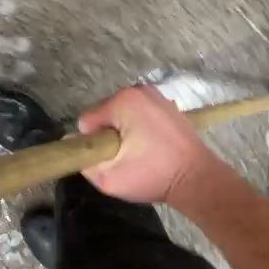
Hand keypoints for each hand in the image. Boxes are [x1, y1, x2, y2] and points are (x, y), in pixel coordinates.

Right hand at [77, 85, 227, 204]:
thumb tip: (70, 142)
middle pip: (106, 115)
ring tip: (141, 154)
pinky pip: (141, 116)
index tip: (110, 159)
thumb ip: (84, 161)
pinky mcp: (168, 106)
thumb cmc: (154, 176)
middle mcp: (139, 90)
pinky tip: (153, 148)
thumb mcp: (109, 178)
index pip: (88, 121)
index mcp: (123, 100)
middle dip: (110, 136)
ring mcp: (157, 96)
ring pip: (123, 116)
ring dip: (125, 134)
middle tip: (128, 159)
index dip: (93, 144)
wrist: (197, 178)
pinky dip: (141, 130)